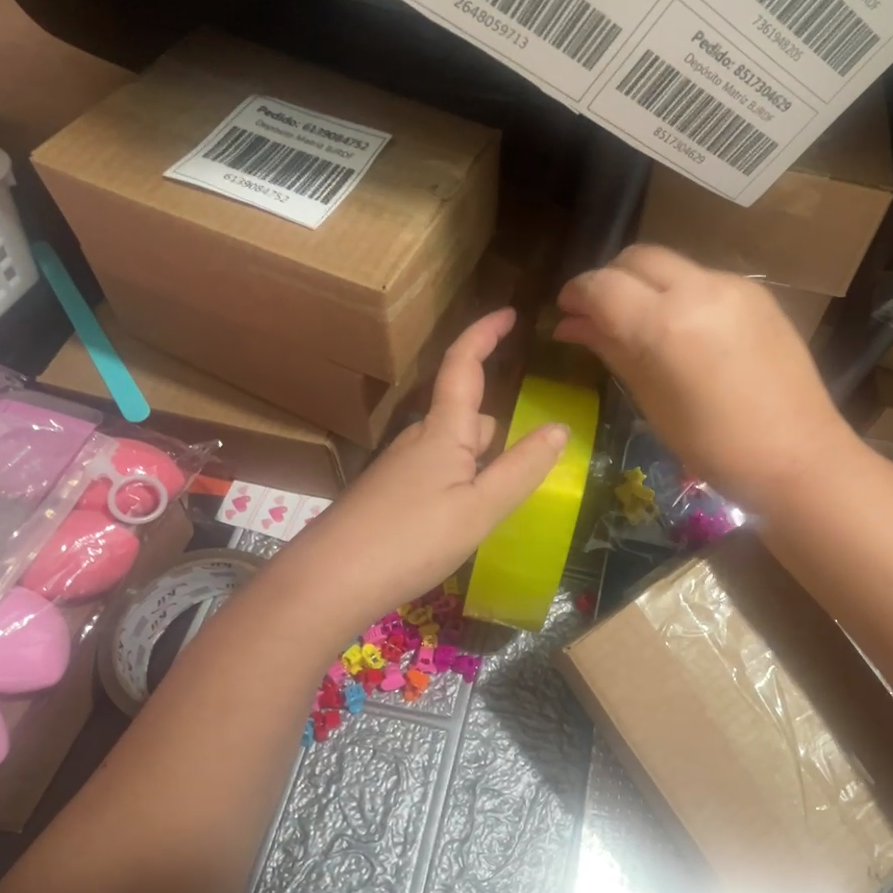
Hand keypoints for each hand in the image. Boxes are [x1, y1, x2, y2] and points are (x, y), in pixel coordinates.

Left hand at [281, 308, 567, 621]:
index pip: (464, 365)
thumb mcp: (481, 508)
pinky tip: (464, 524)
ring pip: (454, 449)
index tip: (510, 313)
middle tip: (529, 466)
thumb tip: (560, 426)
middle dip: (499, 431)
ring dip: (481, 463)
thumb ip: (522, 468)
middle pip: (467, 416)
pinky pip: (437, 473)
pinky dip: (461, 484)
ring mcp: (400, 467)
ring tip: (502, 504)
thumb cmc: (412, 539)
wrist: (331, 580)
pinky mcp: (389, 495)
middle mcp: (419, 439)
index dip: (485, 334)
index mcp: (444, 431)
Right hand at [556, 245, 854, 507]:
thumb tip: (571, 325)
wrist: (798, 456)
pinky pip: (704, 279)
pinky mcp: (759, 294)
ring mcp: (734, 286)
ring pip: (672, 265)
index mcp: (665, 323)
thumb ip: (610, 349)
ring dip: (646, 284)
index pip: (602, 285)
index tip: (566, 312)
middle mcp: (699, 289)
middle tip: (598, 314)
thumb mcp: (651, 399)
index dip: (576, 294)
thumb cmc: (714, 445)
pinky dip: (680, 293)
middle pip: (637, 258)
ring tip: (640, 324)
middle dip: (610, 279)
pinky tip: (683, 330)